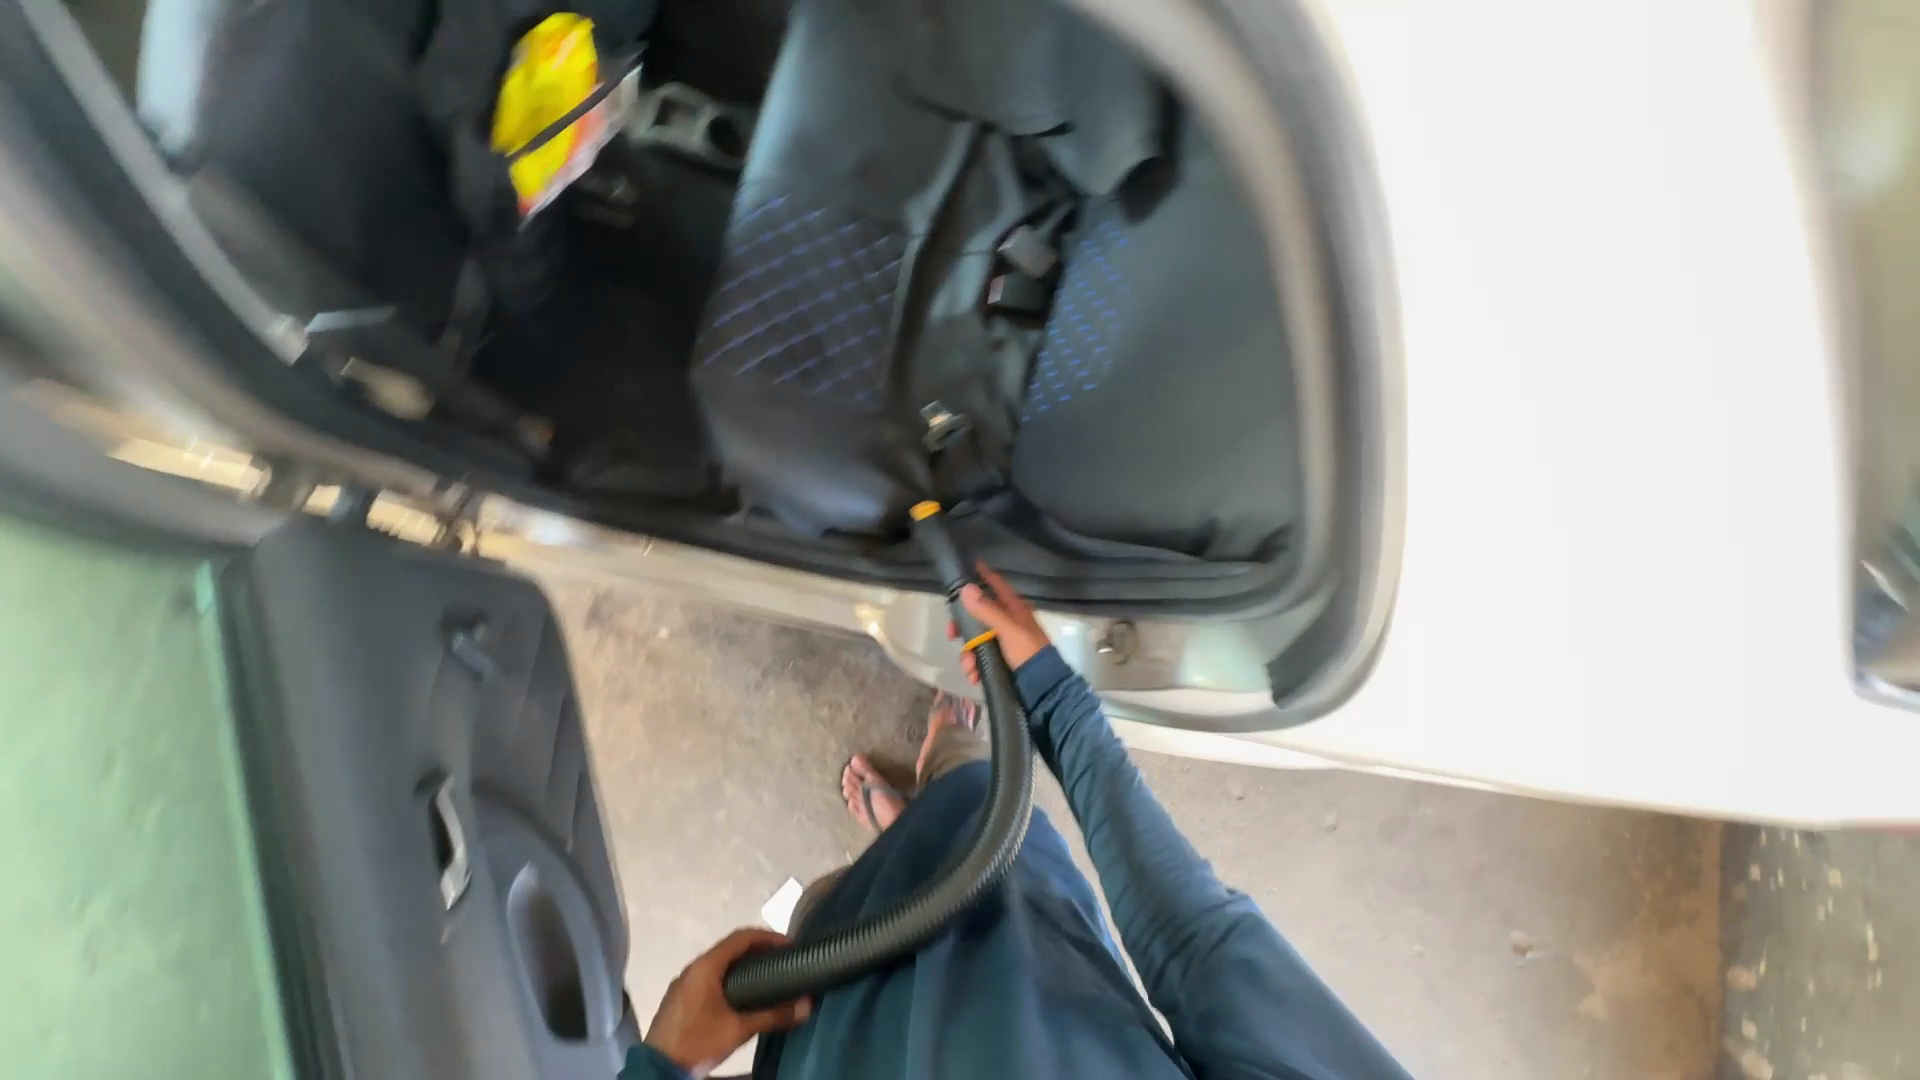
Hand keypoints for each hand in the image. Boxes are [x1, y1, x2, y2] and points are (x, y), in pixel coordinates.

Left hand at [645, 929, 811, 1076]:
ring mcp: (683, 982)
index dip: (768, 937)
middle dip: (758, 950)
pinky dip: (728, 977)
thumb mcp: (738, 1030)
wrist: (656, 1070)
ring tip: (765, 976)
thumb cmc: (698, 1042)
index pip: (742, 937)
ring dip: (743, 964)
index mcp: (706, 966)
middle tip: (781, 960)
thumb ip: (773, 1015)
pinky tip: (739, 995)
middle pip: (731, 948)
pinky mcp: (679, 998)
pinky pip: (709, 976)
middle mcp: (693, 967)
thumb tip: (807, 1005)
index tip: (789, 945)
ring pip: (719, 963)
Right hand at [951, 561, 1050, 677]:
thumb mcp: (1007, 630)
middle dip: (963, 626)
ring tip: (970, 667)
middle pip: (977, 614)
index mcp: (1014, 608)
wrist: (1043, 686)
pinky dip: (974, 665)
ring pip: (975, 639)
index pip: (995, 583)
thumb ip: (987, 610)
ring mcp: (1003, 641)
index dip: (981, 574)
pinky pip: (980, 657)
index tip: (965, 566)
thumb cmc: (1028, 652)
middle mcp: (1007, 621)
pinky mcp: (1000, 659)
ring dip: (968, 653)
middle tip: (951, 634)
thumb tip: (966, 589)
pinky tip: (975, 675)